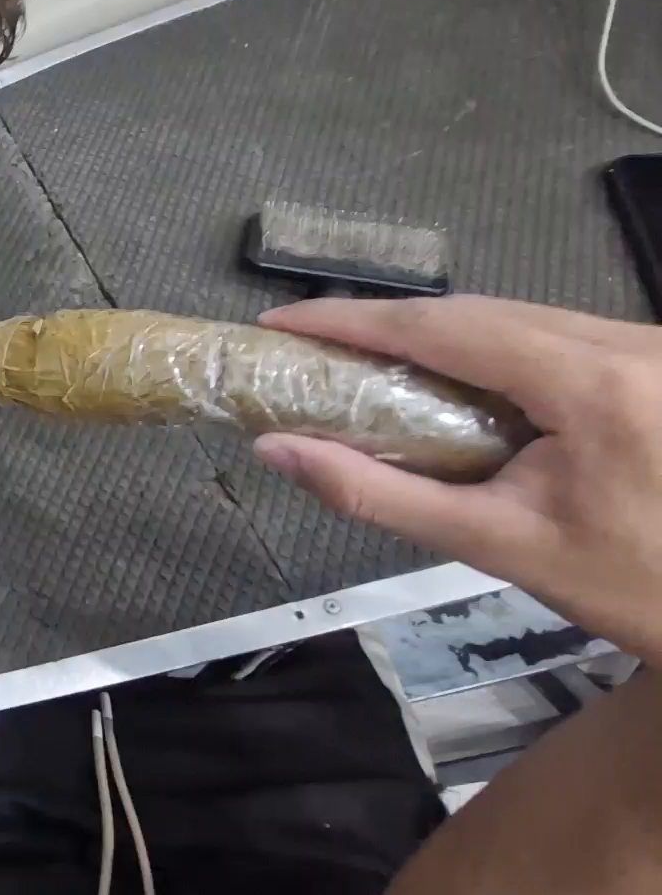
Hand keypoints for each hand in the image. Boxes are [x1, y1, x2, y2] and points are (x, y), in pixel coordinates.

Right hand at [252, 295, 661, 662]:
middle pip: (475, 310)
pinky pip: (547, 333)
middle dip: (379, 322)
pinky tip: (439, 370)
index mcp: (596, 385)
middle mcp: (635, 345)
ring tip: (354, 355)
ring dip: (425, 331)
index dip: (349, 318)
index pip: (443, 327)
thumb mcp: (495, 543)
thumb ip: (375, 493)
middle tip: (304, 344)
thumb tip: (272, 450)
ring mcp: (656, 348)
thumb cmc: (636, 584)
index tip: (277, 321)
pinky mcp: (660, 362)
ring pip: (512, 316)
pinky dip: (475, 343)